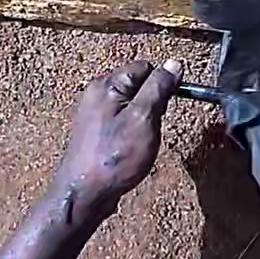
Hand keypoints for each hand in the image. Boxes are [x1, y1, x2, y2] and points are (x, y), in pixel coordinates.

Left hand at [49, 59, 181, 225]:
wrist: (85, 194)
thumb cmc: (115, 157)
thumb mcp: (144, 118)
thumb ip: (159, 88)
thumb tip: (174, 64)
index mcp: (107, 84)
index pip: (145, 68)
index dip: (162, 84)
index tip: (165, 108)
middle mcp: (97, 94)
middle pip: (139, 86)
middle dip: (153, 105)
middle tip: (151, 128)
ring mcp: (95, 113)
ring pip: (132, 105)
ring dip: (144, 120)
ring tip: (140, 142)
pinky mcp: (96, 132)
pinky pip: (123, 121)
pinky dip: (133, 132)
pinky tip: (131, 149)